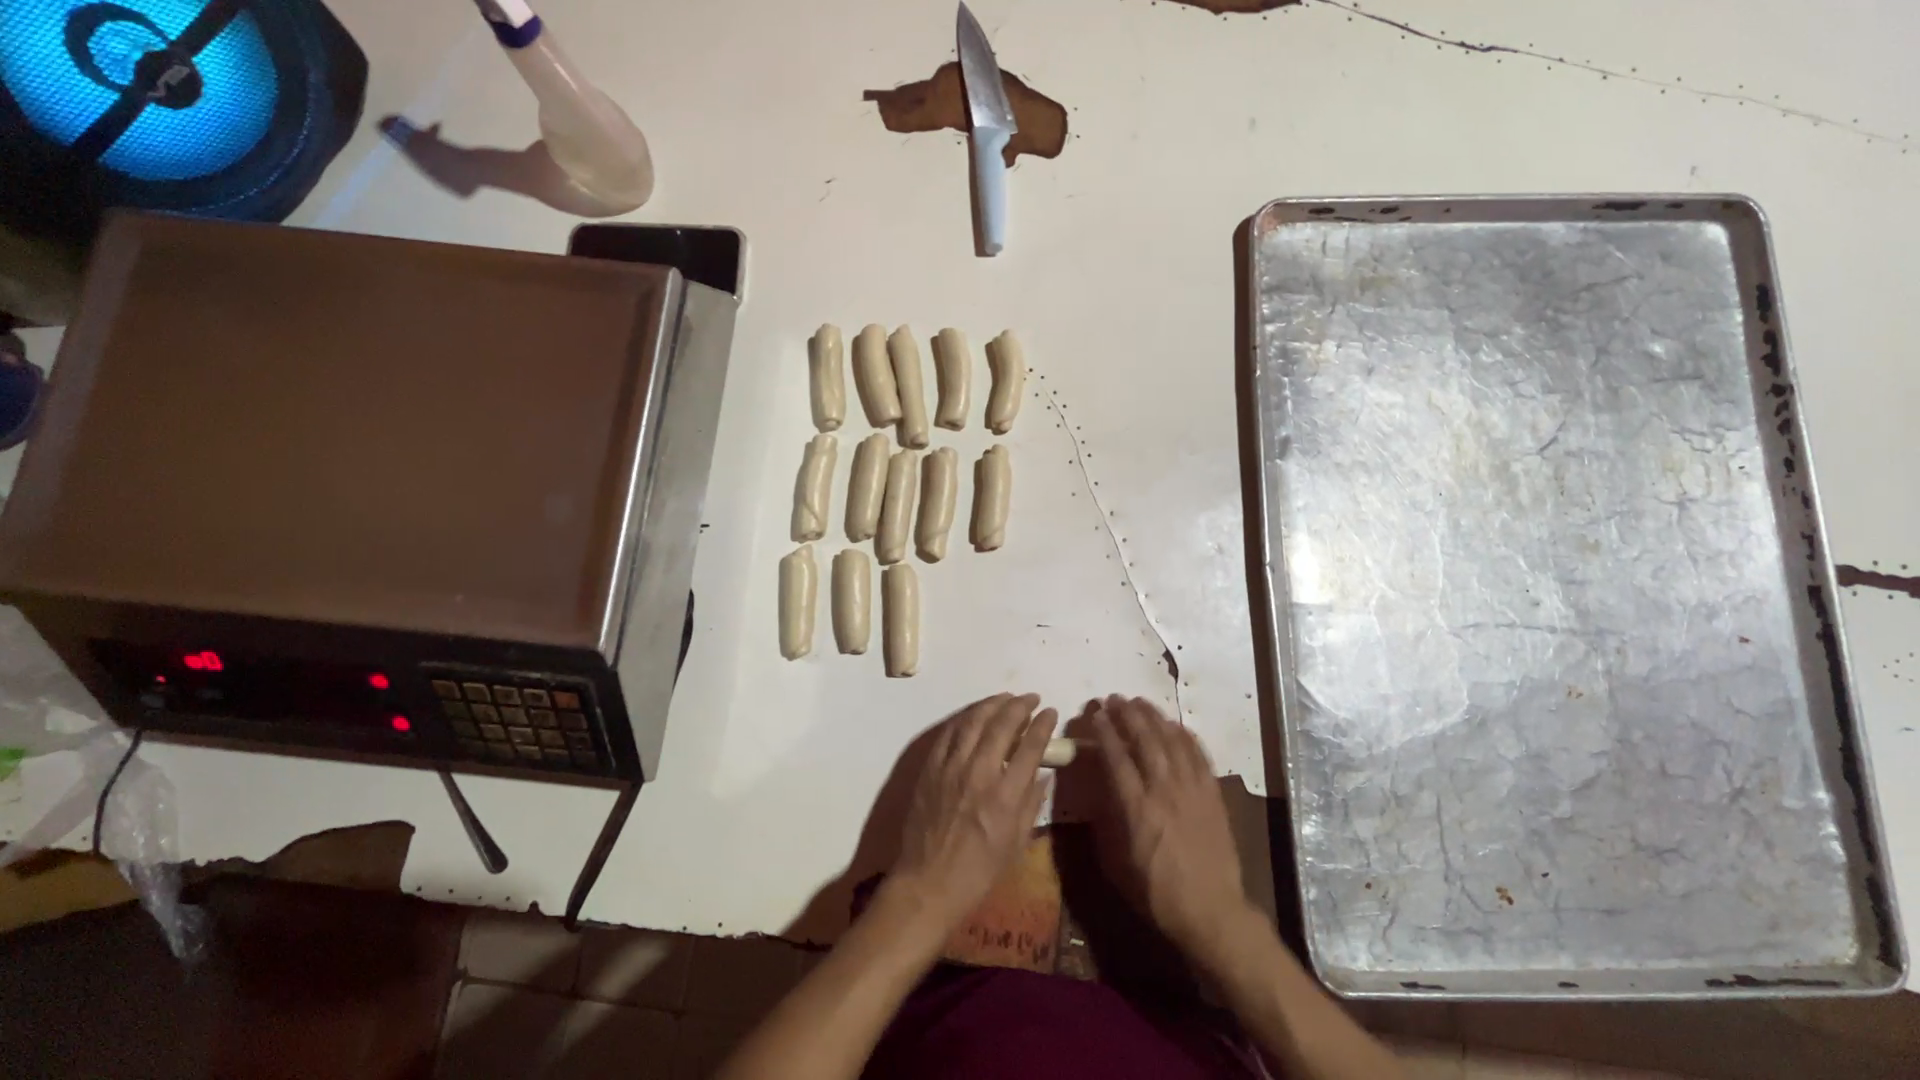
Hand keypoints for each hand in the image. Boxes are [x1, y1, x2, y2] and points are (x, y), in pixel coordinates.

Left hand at [891, 693, 1057, 929]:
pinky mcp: (929, 770)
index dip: (1043, 724)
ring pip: (972, 722)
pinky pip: (947, 734)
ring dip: (991, 705)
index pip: (1030, 747)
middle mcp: (978, 774)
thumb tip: (1043, 773)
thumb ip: (1032, 804)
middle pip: (1001, 725)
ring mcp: (950, 768)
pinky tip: (973, 715)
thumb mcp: (1017, 844)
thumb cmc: (979, 872)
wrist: (928, 883)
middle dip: (1020, 706)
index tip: (1050, 712)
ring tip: (1005, 698)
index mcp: (1005, 796)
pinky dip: (963, 719)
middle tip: (1031, 699)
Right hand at [1089, 695, 1250, 960]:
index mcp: (1136, 809)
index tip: (1095, 715)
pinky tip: (1175, 725)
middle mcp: (1164, 791)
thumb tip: (1101, 793)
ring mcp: (1192, 791)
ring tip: (1140, 702)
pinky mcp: (1213, 795)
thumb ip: (1107, 823)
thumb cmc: (1156, 894)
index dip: (1105, 733)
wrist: (1211, 910)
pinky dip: (1185, 736)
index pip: (1116, 758)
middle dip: (1128, 715)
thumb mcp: (1116, 863)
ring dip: (1155, 718)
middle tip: (1115, 698)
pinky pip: (1199, 756)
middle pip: (1145, 741)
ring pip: (1172, 742)